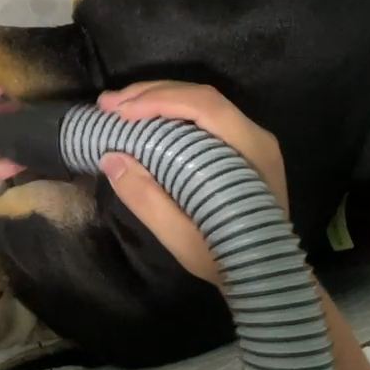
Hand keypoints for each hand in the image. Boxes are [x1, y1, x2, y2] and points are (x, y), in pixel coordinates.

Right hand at [95, 81, 288, 289]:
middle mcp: (254, 136)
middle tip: (107, 104)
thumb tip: (110, 158)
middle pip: (200, 96)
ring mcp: (248, 140)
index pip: (205, 107)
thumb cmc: (225, 258)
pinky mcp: (237, 147)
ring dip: (156, 99)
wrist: (263, 274)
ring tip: (116, 107)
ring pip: (199, 102)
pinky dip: (167, 112)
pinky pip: (200, 117)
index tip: (119, 112)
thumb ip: (147, 199)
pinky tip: (141, 119)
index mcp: (250, 152)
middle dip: (150, 94)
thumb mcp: (182, 239)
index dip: (160, 101)